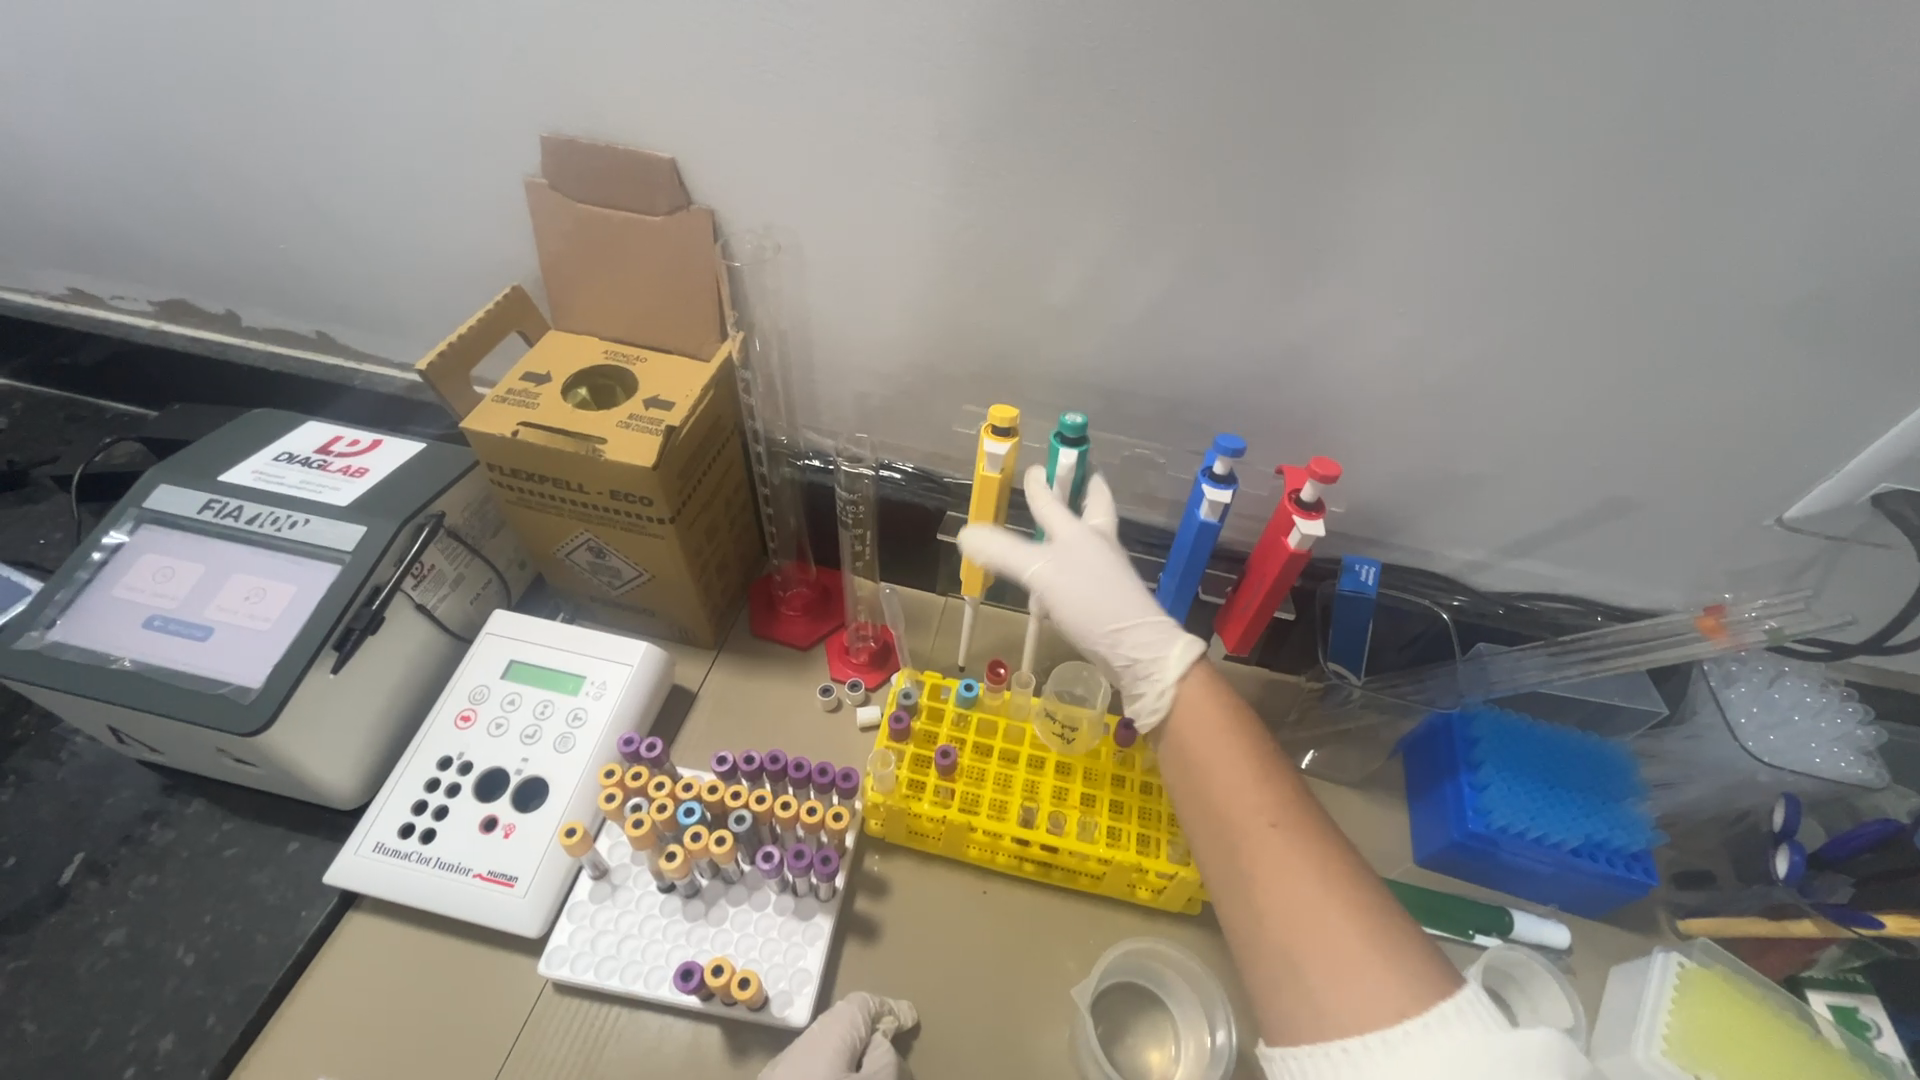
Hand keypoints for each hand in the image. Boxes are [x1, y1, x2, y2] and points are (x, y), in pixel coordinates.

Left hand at [758, 992, 918, 1079]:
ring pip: (826, 1051)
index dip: (890, 1010)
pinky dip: (830, 1072)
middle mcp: (807, 1038)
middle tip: (892, 1048)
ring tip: (867, 1071)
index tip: (909, 1020)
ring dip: (849, 1057)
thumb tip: (880, 1044)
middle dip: (869, 1035)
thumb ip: (885, 1061)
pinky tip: (837, 1079)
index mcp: (834, 1029)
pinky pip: (812, 1069)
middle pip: (845, 1026)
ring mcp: (785, 1065)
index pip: (865, 1003)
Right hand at [957, 465, 1205, 732]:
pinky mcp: (1109, 600)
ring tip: (1064, 526)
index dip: (1041, 485)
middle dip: (1089, 491)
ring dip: (1082, 528)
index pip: (1054, 501)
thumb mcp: (1039, 573)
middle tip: (1086, 477)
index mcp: (1081, 532)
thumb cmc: (1090, 602)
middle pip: (1096, 509)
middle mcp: (1098, 546)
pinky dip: (1073, 568)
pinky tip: (1059, 582)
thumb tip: (965, 533)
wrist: (1136, 650)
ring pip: (1094, 540)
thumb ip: (1003, 552)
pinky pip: (1088, 574)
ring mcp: (1108, 573)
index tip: (1035, 468)